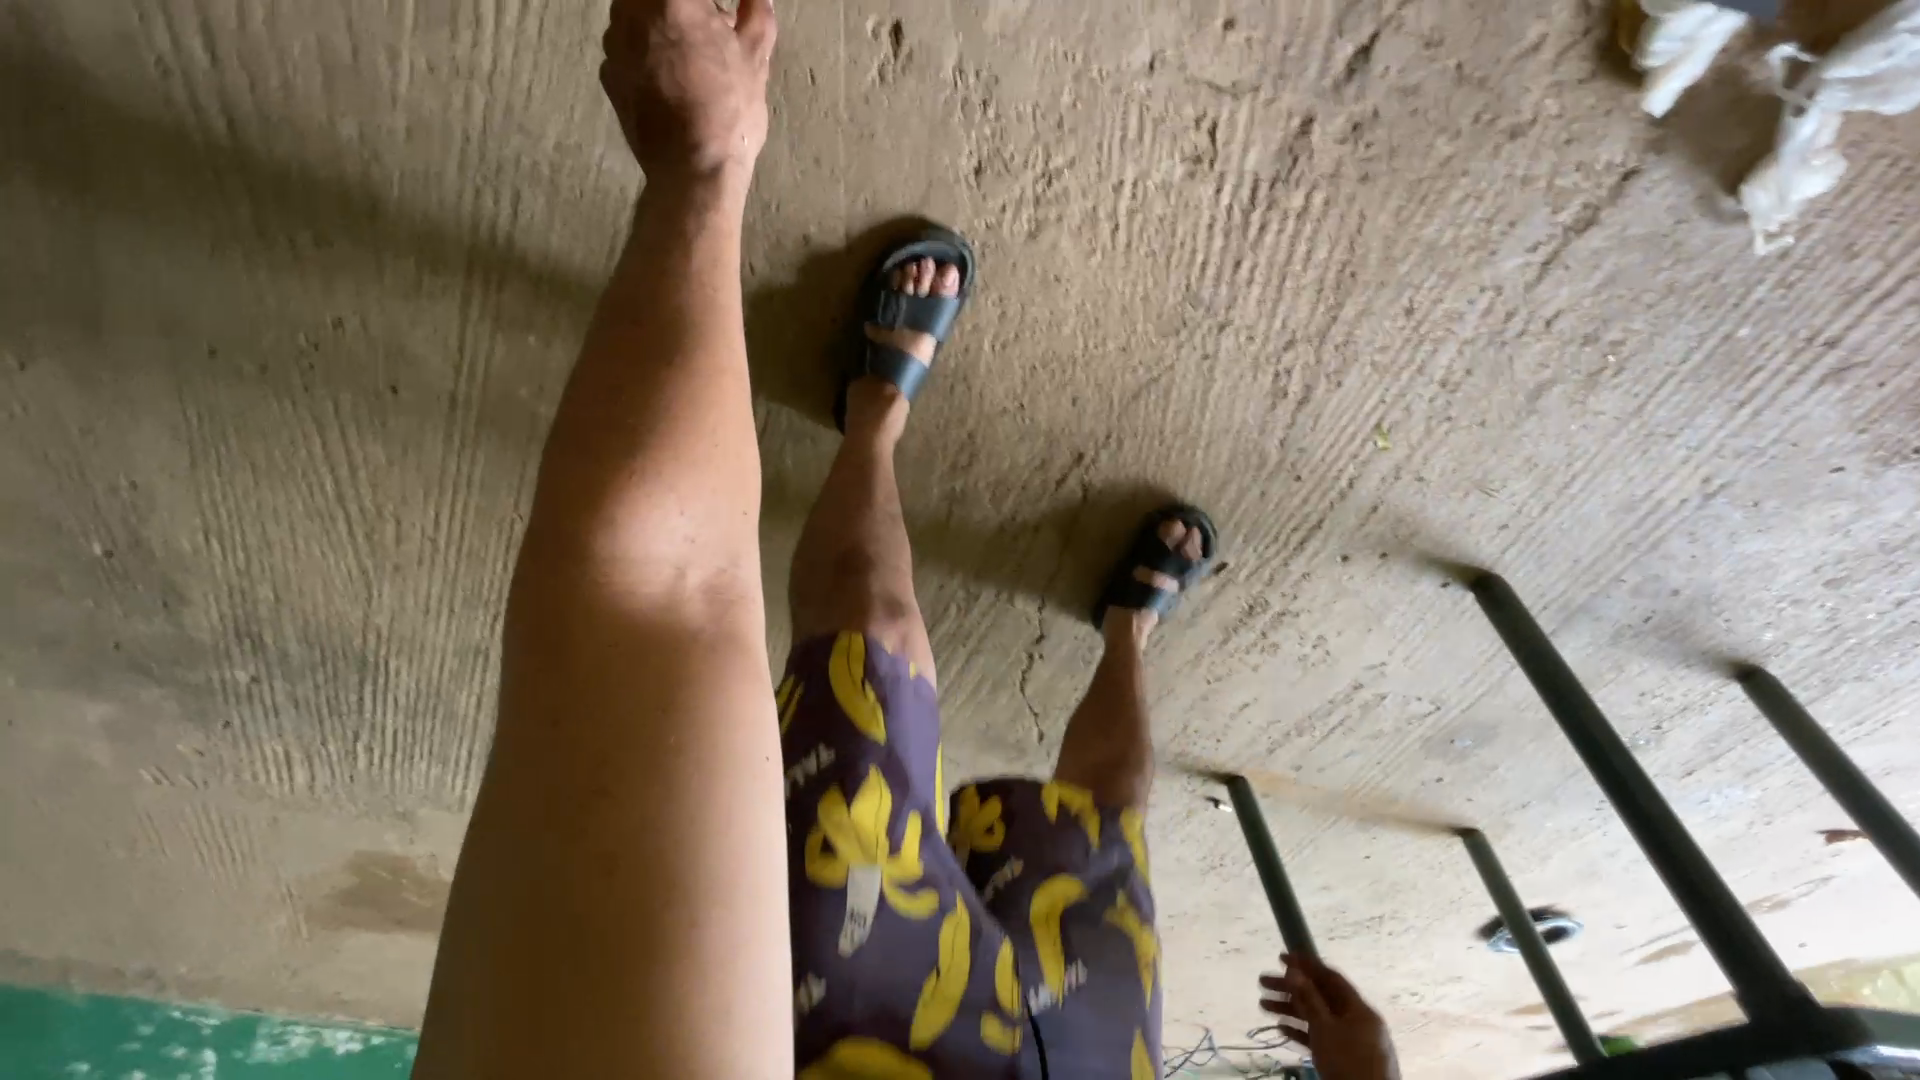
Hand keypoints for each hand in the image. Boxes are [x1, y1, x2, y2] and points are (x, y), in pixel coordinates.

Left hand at [600, 0, 776, 182]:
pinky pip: (628, 52)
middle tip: (711, 33)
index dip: (708, 7)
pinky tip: (672, 86)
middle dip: (684, 10)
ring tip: (692, 63)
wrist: (692, 170)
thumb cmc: (728, 110)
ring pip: (638, 18)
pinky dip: (647, 58)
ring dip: (663, 29)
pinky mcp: (607, 75)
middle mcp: (630, 8)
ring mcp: (613, 43)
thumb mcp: (756, 59)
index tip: (720, 21)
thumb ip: (756, 14)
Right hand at [1260, 953, 1400, 1079]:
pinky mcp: (1344, 1059)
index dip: (1306, 965)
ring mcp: (1351, 1041)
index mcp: (1359, 1009)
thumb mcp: (1325, 1028)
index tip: (1281, 957)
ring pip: (1317, 1017)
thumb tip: (1293, 969)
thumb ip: (1308, 997)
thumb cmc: (1348, 1062)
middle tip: (1262, 982)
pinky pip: (1321, 1038)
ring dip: (1290, 1010)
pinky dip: (1302, 1031)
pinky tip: (1281, 1028)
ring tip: (1263, 1006)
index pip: (1330, 978)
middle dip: (1290, 989)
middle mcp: (1357, 1021)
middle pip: (1320, 997)